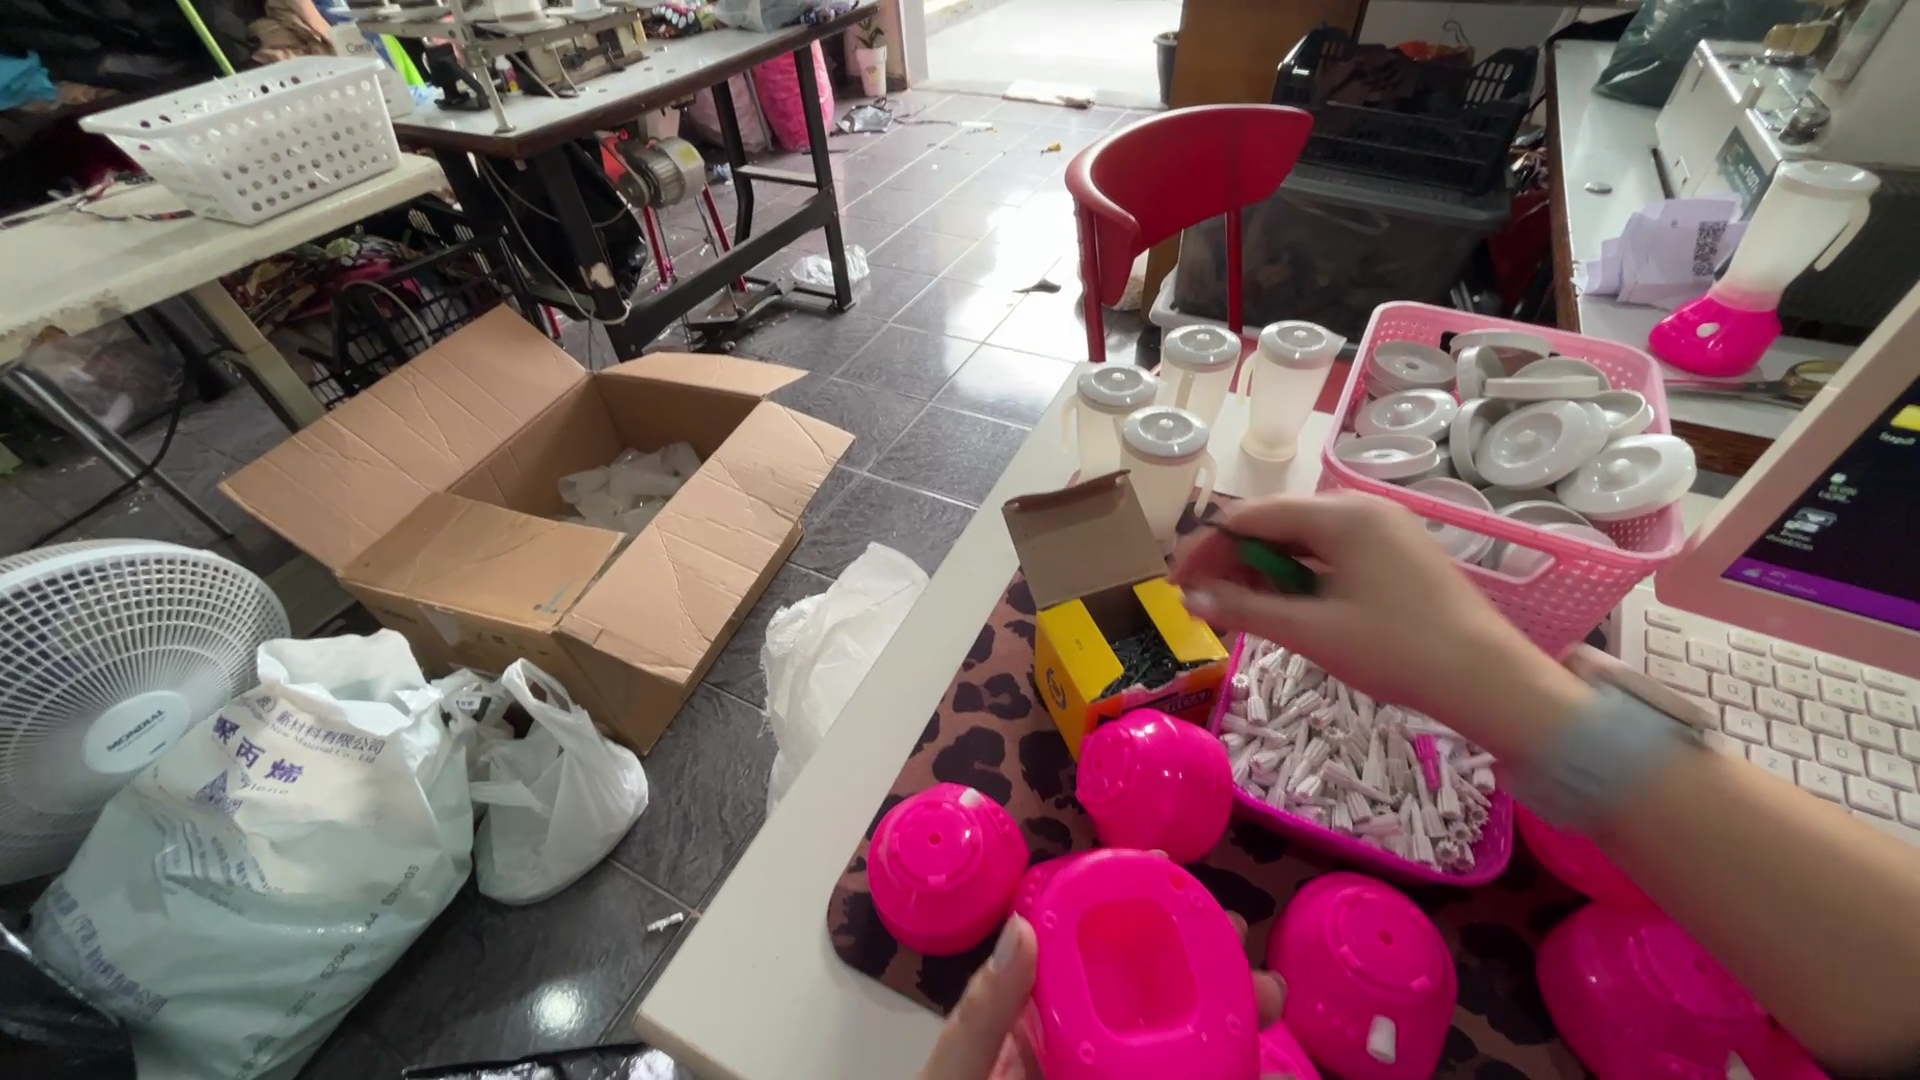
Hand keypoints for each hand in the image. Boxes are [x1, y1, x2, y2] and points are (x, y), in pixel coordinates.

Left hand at [916, 912, 1288, 1079]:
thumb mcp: (958, 1065)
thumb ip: (984, 1011)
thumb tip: (1022, 927)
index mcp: (1035, 1017)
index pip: (1093, 957)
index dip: (1137, 919)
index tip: (1178, 885)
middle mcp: (1077, 1047)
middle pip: (1148, 1003)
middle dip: (1203, 977)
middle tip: (1252, 961)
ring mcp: (1104, 1075)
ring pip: (1170, 1050)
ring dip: (1221, 1029)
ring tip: (1268, 1009)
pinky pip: (1167, 1076)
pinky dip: (1207, 1070)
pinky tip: (1256, 1068)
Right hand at [1169, 493, 1587, 762]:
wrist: (1494, 684)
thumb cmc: (1398, 651)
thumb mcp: (1310, 631)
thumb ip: (1242, 609)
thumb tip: (1188, 600)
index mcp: (1340, 515)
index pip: (1248, 518)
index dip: (1204, 549)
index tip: (1175, 584)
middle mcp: (1359, 509)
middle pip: (1272, 525)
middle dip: (1231, 563)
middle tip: (1202, 604)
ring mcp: (1380, 530)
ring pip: (1298, 541)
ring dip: (1260, 573)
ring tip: (1235, 612)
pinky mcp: (1392, 554)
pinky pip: (1326, 555)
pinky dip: (1295, 579)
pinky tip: (1279, 607)